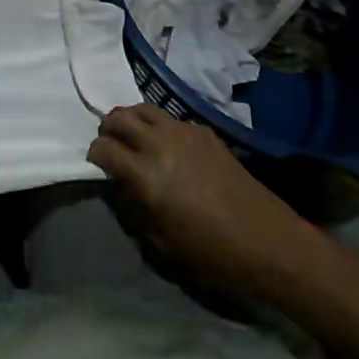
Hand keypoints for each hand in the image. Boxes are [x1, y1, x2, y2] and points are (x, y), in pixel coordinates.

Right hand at [88, 105, 308, 288]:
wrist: (264, 239)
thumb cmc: (209, 250)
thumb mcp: (160, 239)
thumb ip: (134, 205)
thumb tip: (121, 183)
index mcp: (146, 174)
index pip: (104, 148)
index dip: (94, 154)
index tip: (96, 162)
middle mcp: (160, 143)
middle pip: (120, 118)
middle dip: (108, 128)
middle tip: (109, 142)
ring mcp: (184, 132)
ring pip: (144, 109)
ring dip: (131, 118)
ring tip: (131, 133)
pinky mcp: (204, 131)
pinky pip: (170, 119)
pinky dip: (159, 125)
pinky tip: (167, 144)